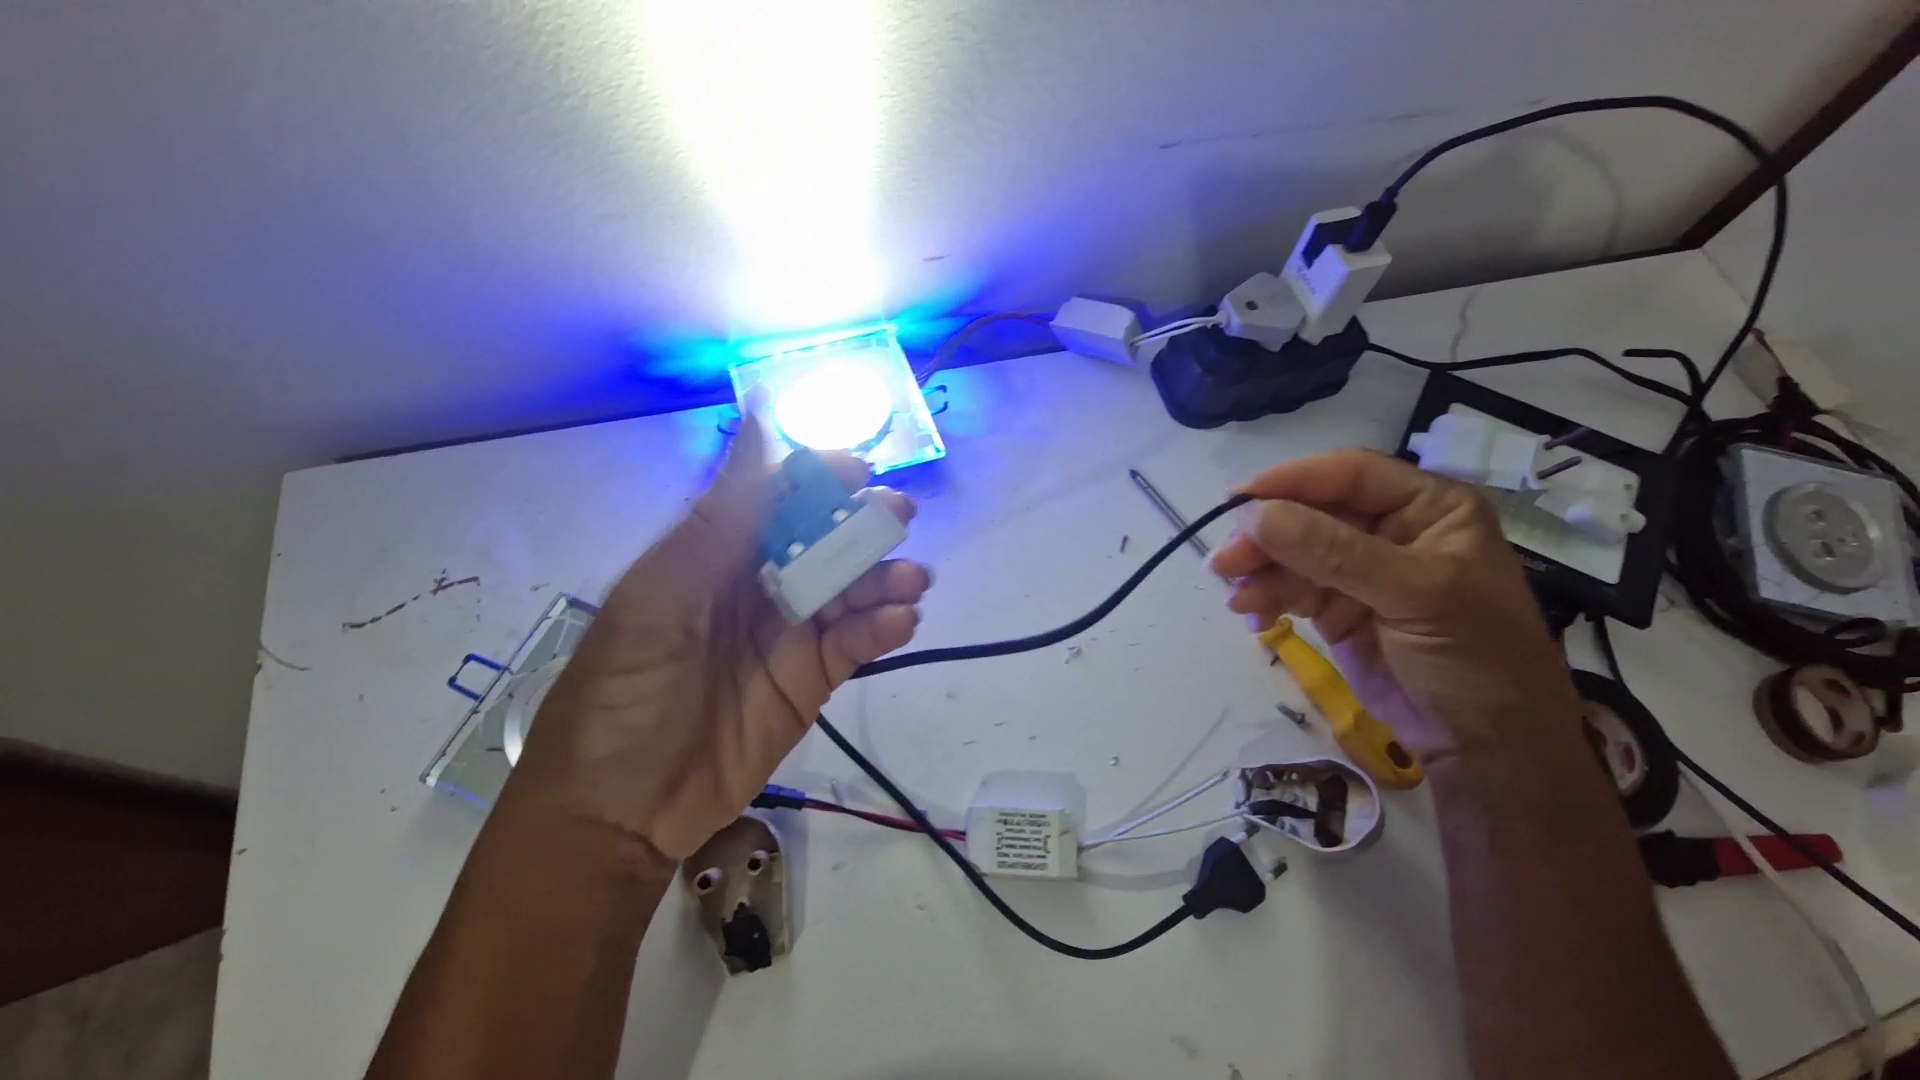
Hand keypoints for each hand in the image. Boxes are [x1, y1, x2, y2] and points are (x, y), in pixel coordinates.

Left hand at [508, 420, 930, 858]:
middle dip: (860, 522)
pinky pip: (854, 643)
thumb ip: (718, 521)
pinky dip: (882, 628)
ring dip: (883, 577)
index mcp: (708, 556)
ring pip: (847, 589)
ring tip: (911, 580)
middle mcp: (752, 585)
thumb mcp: (659, 602)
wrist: (617, 812)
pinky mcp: (809, 681)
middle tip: (899, 513)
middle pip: (819, 539)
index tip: (856, 468)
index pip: (771, 499)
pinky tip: (900, 622)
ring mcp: (785, 635)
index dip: (813, 478)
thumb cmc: (621, 695)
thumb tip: (755, 425)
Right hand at [1210, 449, 1579, 763]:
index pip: (1351, 475)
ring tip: (1236, 596)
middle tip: (1224, 561)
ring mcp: (1364, 572)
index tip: (1238, 500)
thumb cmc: (1475, 656)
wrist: (1488, 745)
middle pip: (1313, 514)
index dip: (1294, 481)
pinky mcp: (1341, 610)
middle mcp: (1394, 530)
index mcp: (1430, 507)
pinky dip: (1268, 599)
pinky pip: (1294, 591)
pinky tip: (1251, 614)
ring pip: (1296, 554)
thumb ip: (1335, 552)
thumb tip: (1256, 515)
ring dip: (1261, 571)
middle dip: (1268, 535)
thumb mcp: (1416, 595)